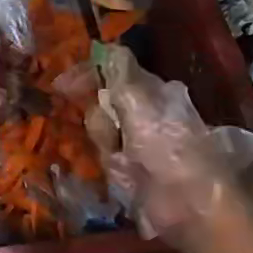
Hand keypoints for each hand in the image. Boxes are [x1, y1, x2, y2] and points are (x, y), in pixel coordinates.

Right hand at [99, 50, 252, 251]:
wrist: (189, 206)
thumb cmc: (170, 149)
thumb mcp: (142, 104)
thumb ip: (120, 74)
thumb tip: (105, 46)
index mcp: (154, 93)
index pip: (113, 73)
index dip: (88, 75)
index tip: (63, 84)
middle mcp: (144, 114)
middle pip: (101, 105)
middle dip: (100, 119)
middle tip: (112, 137)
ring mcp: (135, 144)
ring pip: (100, 132)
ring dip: (105, 144)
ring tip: (124, 161)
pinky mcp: (128, 171)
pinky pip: (103, 157)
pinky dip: (107, 162)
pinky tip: (123, 172)